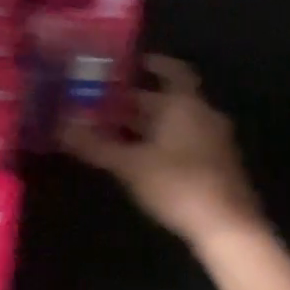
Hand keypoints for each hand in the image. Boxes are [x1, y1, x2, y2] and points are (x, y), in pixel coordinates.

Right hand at [63, 54, 265, 247]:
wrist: (228, 226)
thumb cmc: (178, 184)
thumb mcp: (131, 165)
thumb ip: (96, 146)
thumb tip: (61, 128)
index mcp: (186, 103)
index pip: (173, 70)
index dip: (154, 64)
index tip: (131, 63)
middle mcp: (203, 113)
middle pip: (169, 99)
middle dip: (138, 101)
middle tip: (105, 102)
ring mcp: (215, 140)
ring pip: (177, 122)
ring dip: (149, 124)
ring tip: (115, 129)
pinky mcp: (218, 165)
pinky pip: (187, 141)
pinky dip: (163, 141)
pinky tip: (141, 158)